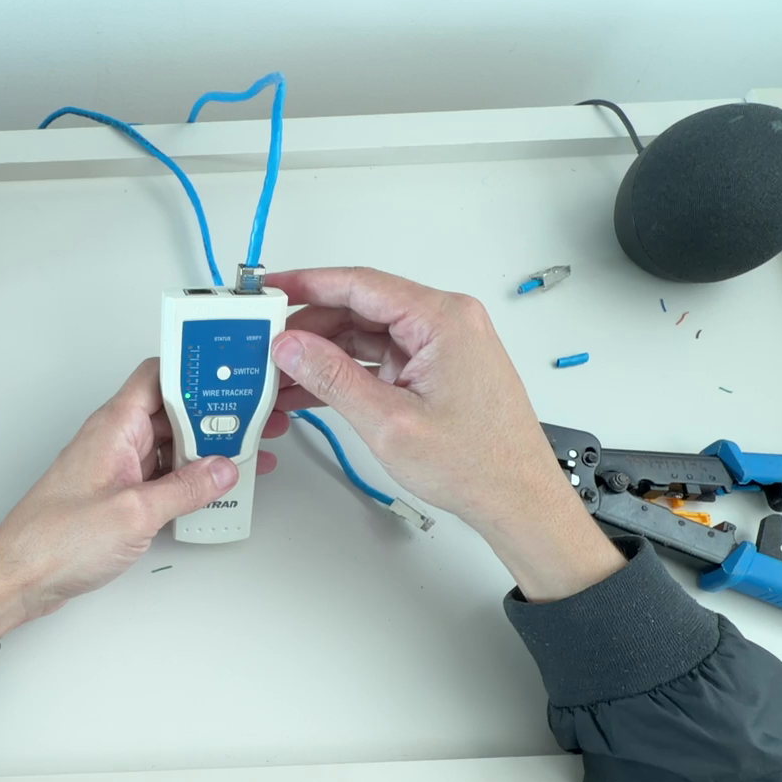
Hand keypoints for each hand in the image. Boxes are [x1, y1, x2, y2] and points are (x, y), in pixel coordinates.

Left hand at [0, 358, 287, 636]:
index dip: (198, 370)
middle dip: (217, 416)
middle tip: (257, 420)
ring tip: (248, 454)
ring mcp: (118, 469)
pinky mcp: (119, 496)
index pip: (159, 375)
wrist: (20, 578)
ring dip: (208, 451)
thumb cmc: (54, 541)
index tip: (234, 375)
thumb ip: (185, 490)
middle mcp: (115, 441)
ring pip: (172, 446)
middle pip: (175, 412)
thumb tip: (223, 470)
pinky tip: (216, 490)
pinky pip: (163, 477)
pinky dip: (190, 481)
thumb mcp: (134, 513)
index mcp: (114, 426)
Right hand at [269, 267, 623, 600]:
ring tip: (280, 374)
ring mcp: (438, 347)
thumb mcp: (388, 421)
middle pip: (359, 308)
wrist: (514, 497)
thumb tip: (292, 346)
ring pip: (364, 335)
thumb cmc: (476, 462)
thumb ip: (333, 378)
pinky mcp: (431, 370)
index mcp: (442, 319)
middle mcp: (444, 323)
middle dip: (309, 327)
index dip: (308, 284)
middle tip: (267, 344)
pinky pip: (377, 359)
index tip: (272, 288)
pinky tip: (309, 389)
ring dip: (323, 354)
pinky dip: (344, 373)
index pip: (360, 285)